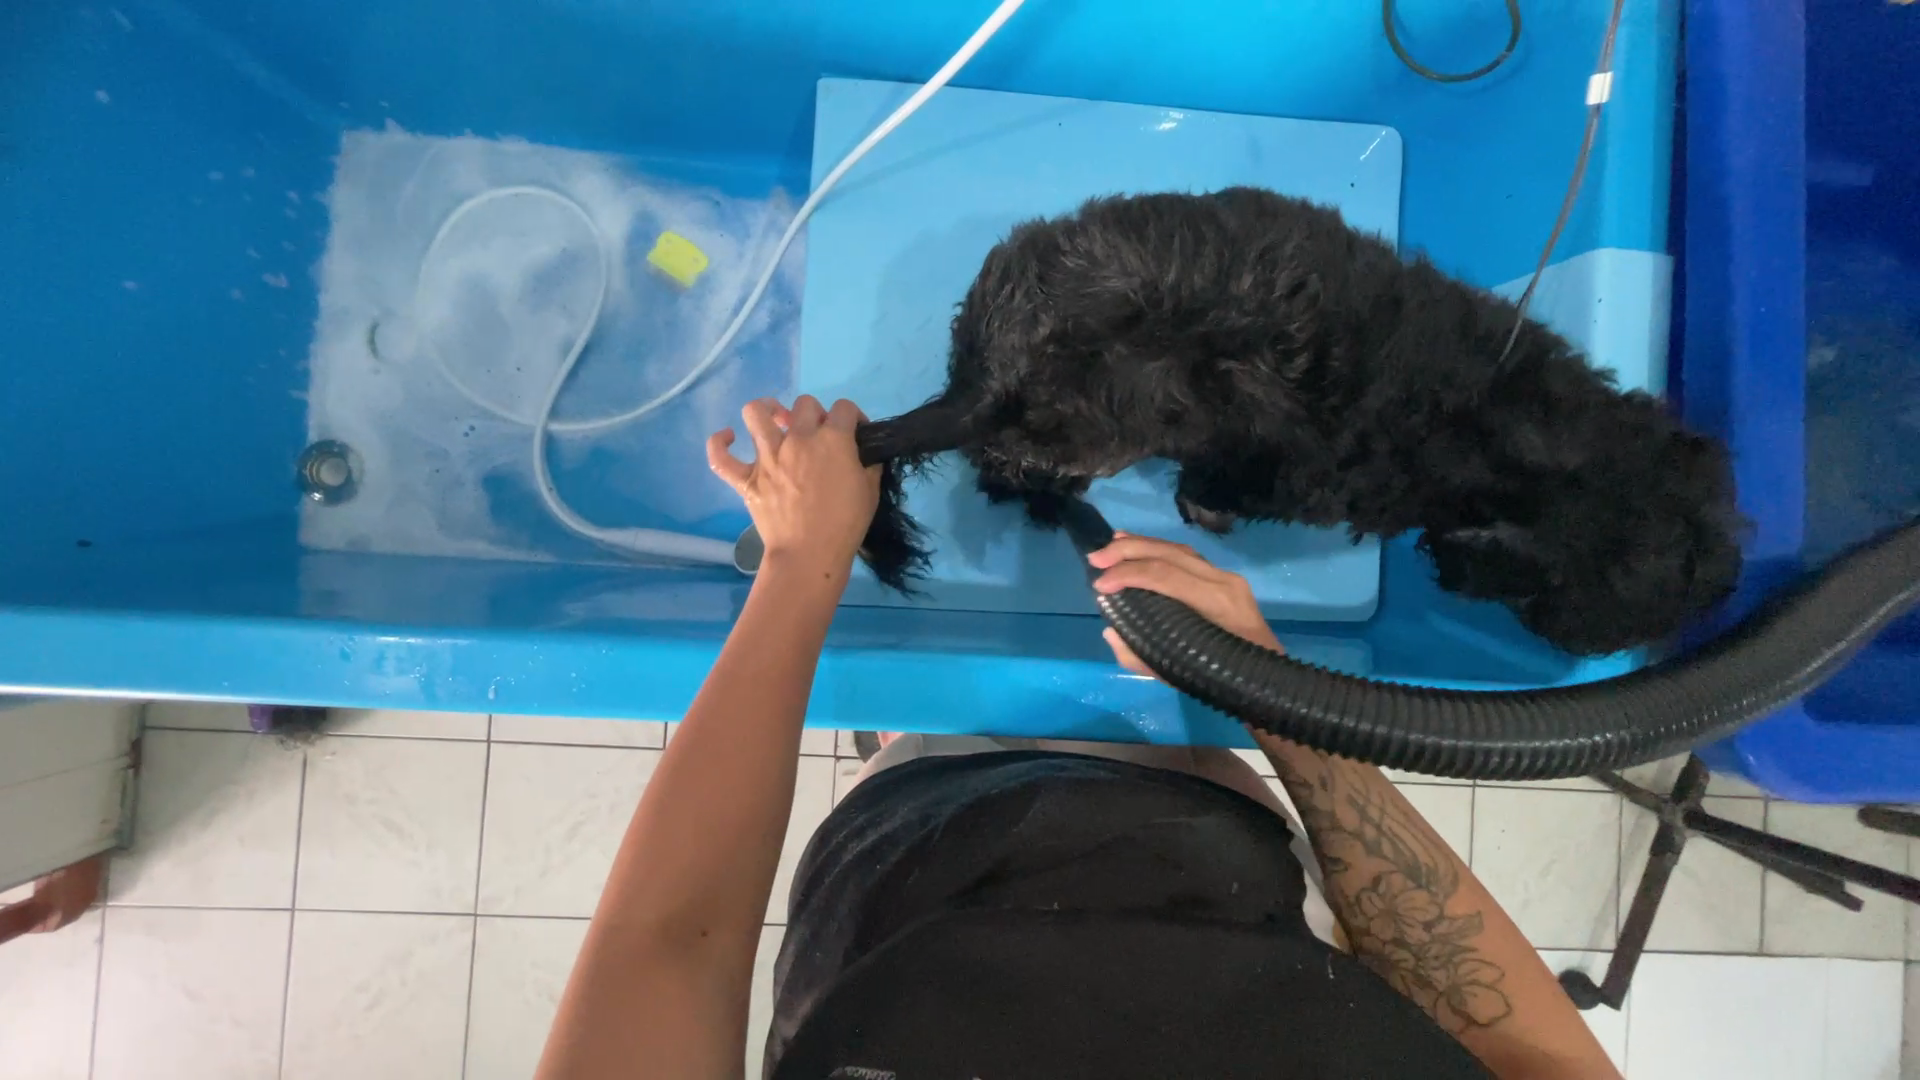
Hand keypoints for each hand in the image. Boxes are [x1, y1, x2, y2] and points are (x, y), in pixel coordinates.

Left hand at [708, 396, 879, 578]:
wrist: (810, 554)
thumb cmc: (846, 524)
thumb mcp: (871, 491)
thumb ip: (869, 464)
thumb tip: (864, 454)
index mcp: (832, 440)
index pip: (845, 408)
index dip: (854, 416)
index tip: (856, 432)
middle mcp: (798, 439)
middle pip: (805, 405)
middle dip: (816, 414)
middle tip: (820, 434)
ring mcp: (767, 458)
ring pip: (755, 413)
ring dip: (766, 410)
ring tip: (775, 420)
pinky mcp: (746, 479)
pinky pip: (720, 457)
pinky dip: (719, 444)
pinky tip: (728, 438)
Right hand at [1088, 532, 1282, 675]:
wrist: (1269, 681)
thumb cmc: (1222, 680)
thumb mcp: (1176, 675)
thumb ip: (1138, 655)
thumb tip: (1110, 631)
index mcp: (1214, 603)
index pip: (1164, 575)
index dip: (1127, 575)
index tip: (1100, 585)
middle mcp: (1222, 582)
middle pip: (1169, 554)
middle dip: (1128, 551)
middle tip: (1096, 558)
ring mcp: (1226, 577)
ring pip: (1178, 549)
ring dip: (1141, 544)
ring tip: (1111, 545)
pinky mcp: (1224, 577)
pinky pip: (1186, 556)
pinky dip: (1158, 550)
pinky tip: (1138, 548)